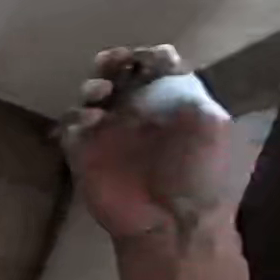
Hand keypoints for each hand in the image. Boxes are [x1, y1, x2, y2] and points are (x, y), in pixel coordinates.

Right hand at [60, 45, 239, 247]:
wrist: (170, 222)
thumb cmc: (200, 174)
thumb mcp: (209, 123)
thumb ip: (183, 89)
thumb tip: (159, 62)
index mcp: (174, 105)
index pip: (156, 68)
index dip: (148, 56)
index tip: (145, 57)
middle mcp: (139, 115)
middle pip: (119, 76)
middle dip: (113, 63)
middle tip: (110, 62)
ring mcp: (109, 134)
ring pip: (91, 97)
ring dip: (93, 87)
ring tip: (100, 94)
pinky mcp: (82, 152)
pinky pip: (69, 125)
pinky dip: (75, 116)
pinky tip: (90, 121)